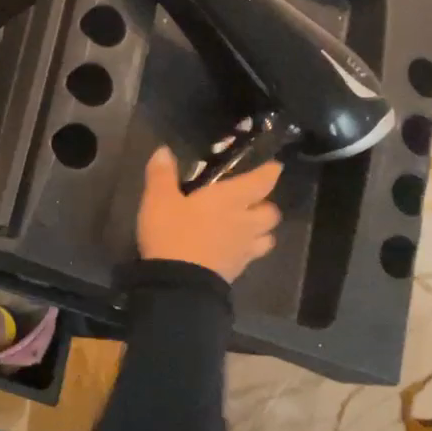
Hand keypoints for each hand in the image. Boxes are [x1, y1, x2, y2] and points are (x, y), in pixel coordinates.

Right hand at [136, 147, 282, 282]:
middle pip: (271, 211)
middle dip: (264, 204)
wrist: (180, 280)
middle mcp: (246, 220)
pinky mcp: (238, 268)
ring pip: (268, 235)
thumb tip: (164, 149)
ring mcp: (245, 247)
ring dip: (261, 229)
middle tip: (250, 202)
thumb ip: (162, 174)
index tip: (273, 166)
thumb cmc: (172, 232)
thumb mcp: (158, 200)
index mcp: (231, 199)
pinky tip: (233, 249)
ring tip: (246, 227)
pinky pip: (252, 254)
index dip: (270, 171)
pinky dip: (248, 249)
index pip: (262, 181)